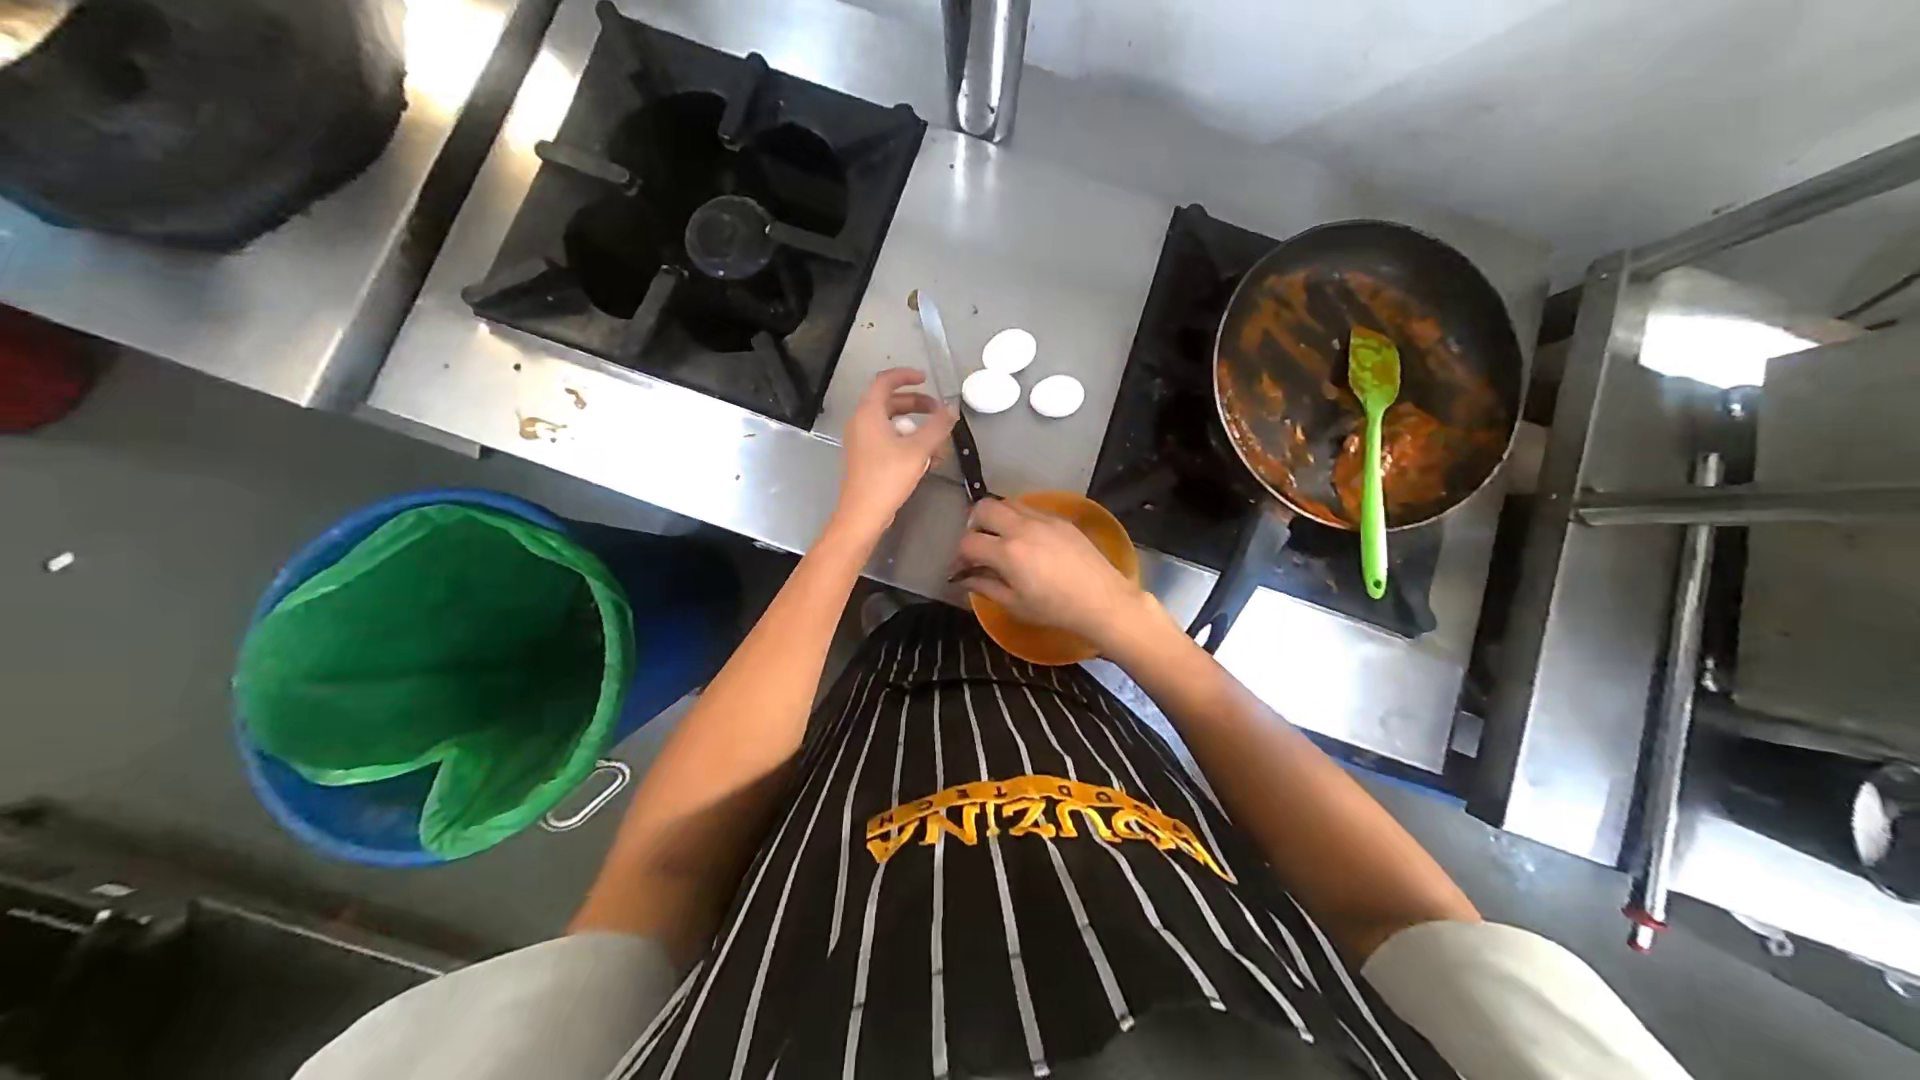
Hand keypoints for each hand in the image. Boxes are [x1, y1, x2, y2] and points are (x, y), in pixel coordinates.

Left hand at [831, 368, 956, 542]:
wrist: (862, 514)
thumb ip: (937, 427)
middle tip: (938, 412)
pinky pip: (888, 441)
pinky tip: (926, 460)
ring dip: (916, 428)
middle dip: (917, 404)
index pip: (885, 381)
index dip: (906, 375)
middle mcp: (860, 423)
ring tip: (937, 443)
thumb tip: (951, 410)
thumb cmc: (887, 478)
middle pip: (889, 402)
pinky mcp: (865, 458)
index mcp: (868, 413)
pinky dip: (906, 443)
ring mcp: (861, 441)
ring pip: (891, 424)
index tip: (925, 378)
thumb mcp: (918, 450)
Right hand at [954, 499, 1155, 650]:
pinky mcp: (1060, 519)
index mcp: (1008, 552)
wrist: (1103, 601)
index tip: (962, 569)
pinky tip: (1027, 539)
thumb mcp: (1015, 605)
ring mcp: (1043, 519)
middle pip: (983, 508)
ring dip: (996, 518)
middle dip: (973, 525)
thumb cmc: (1056, 609)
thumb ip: (985, 587)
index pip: (968, 543)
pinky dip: (1019, 518)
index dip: (959, 556)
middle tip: (978, 545)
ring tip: (1001, 539)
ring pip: (1007, 503)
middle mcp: (1022, 527)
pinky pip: (1030, 508)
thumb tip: (965, 579)